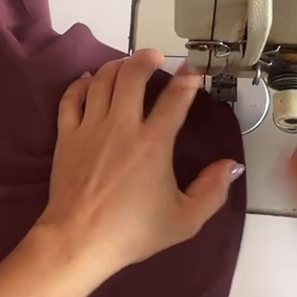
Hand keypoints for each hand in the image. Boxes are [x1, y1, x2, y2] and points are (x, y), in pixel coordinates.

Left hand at [30, 50, 242, 277]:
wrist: (79, 240)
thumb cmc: (133, 232)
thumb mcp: (185, 220)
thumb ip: (213, 190)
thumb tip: (231, 165)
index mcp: (153, 143)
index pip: (175, 99)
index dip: (187, 80)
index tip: (193, 71)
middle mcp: (121, 126)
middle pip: (132, 76)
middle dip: (145, 59)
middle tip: (154, 56)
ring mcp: (90, 127)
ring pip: (101, 81)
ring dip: (115, 66)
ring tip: (125, 64)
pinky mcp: (65, 135)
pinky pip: (71, 98)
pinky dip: (80, 84)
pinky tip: (89, 80)